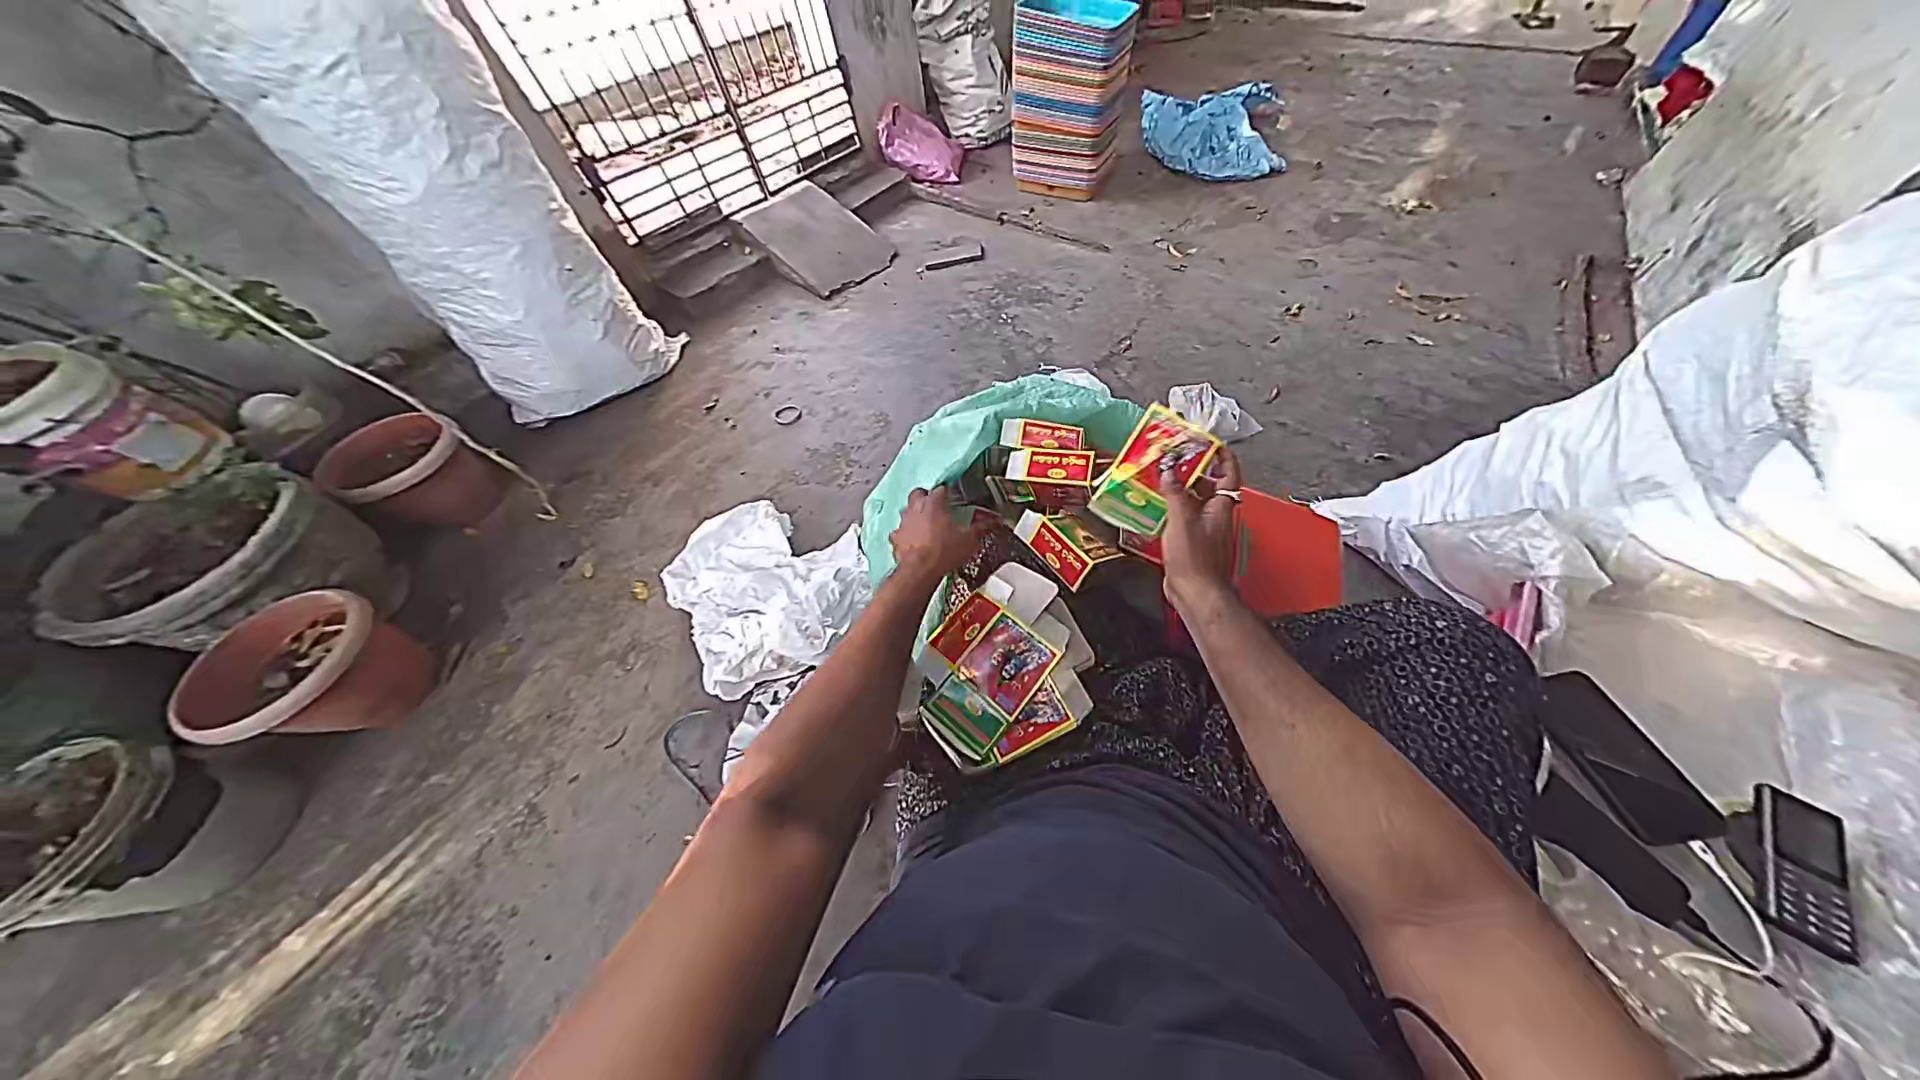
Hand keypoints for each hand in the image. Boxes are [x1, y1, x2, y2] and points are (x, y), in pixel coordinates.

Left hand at [891, 486, 989, 580]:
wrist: (921, 570)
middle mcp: (916, 508)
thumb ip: (981, 527)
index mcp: (934, 503)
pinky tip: (913, 541)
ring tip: (926, 524)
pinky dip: (905, 535)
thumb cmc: (943, 551)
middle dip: (926, 497)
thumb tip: (993, 521)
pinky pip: (899, 532)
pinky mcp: (896, 538)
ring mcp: (904, 522)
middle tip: (936, 506)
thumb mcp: (969, 539)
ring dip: (915, 514)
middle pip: (919, 494)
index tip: (953, 497)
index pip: (942, 489)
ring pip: (907, 511)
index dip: (948, 492)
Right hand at [1161, 448, 1240, 614]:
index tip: (1209, 442)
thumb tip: (1170, 469)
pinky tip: (1159, 505)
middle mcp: (1216, 515)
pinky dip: (1173, 506)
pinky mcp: (1192, 540)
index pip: (1228, 472)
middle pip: (1209, 484)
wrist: (1196, 592)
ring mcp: (1205, 528)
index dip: (1221, 455)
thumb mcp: (1181, 519)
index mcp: (1221, 506)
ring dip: (1181, 487)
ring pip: (1195, 499)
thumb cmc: (1196, 560)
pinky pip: (1184, 515)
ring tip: (1163, 477)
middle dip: (1194, 469)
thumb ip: (1175, 492)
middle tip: (1176, 457)